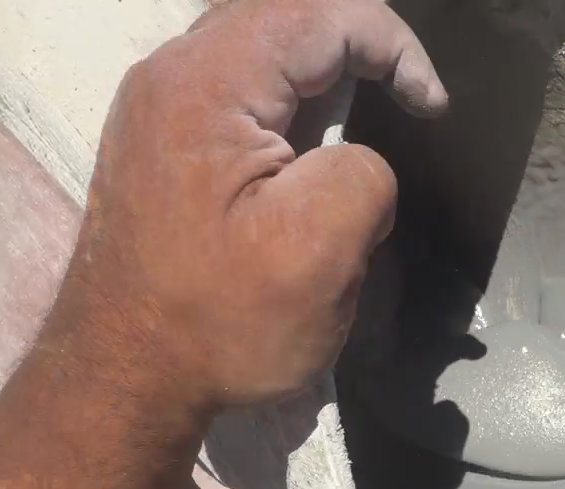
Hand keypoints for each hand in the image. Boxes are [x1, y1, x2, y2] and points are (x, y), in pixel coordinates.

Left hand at [46, 0, 447, 413]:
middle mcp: (173, 79)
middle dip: (359, 53)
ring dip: (327, 88)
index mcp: (207, 85)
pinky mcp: (168, 154)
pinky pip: (242, 104)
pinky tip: (314, 163)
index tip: (434, 108)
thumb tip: (363, 164)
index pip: (316, 13)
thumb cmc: (223, 323)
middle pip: (284, 24)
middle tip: (409, 107)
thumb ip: (363, 179)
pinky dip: (295, 119)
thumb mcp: (317, 255)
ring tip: (372, 131)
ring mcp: (163, 115)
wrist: (130, 376)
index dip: (391, 44)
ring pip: (263, 64)